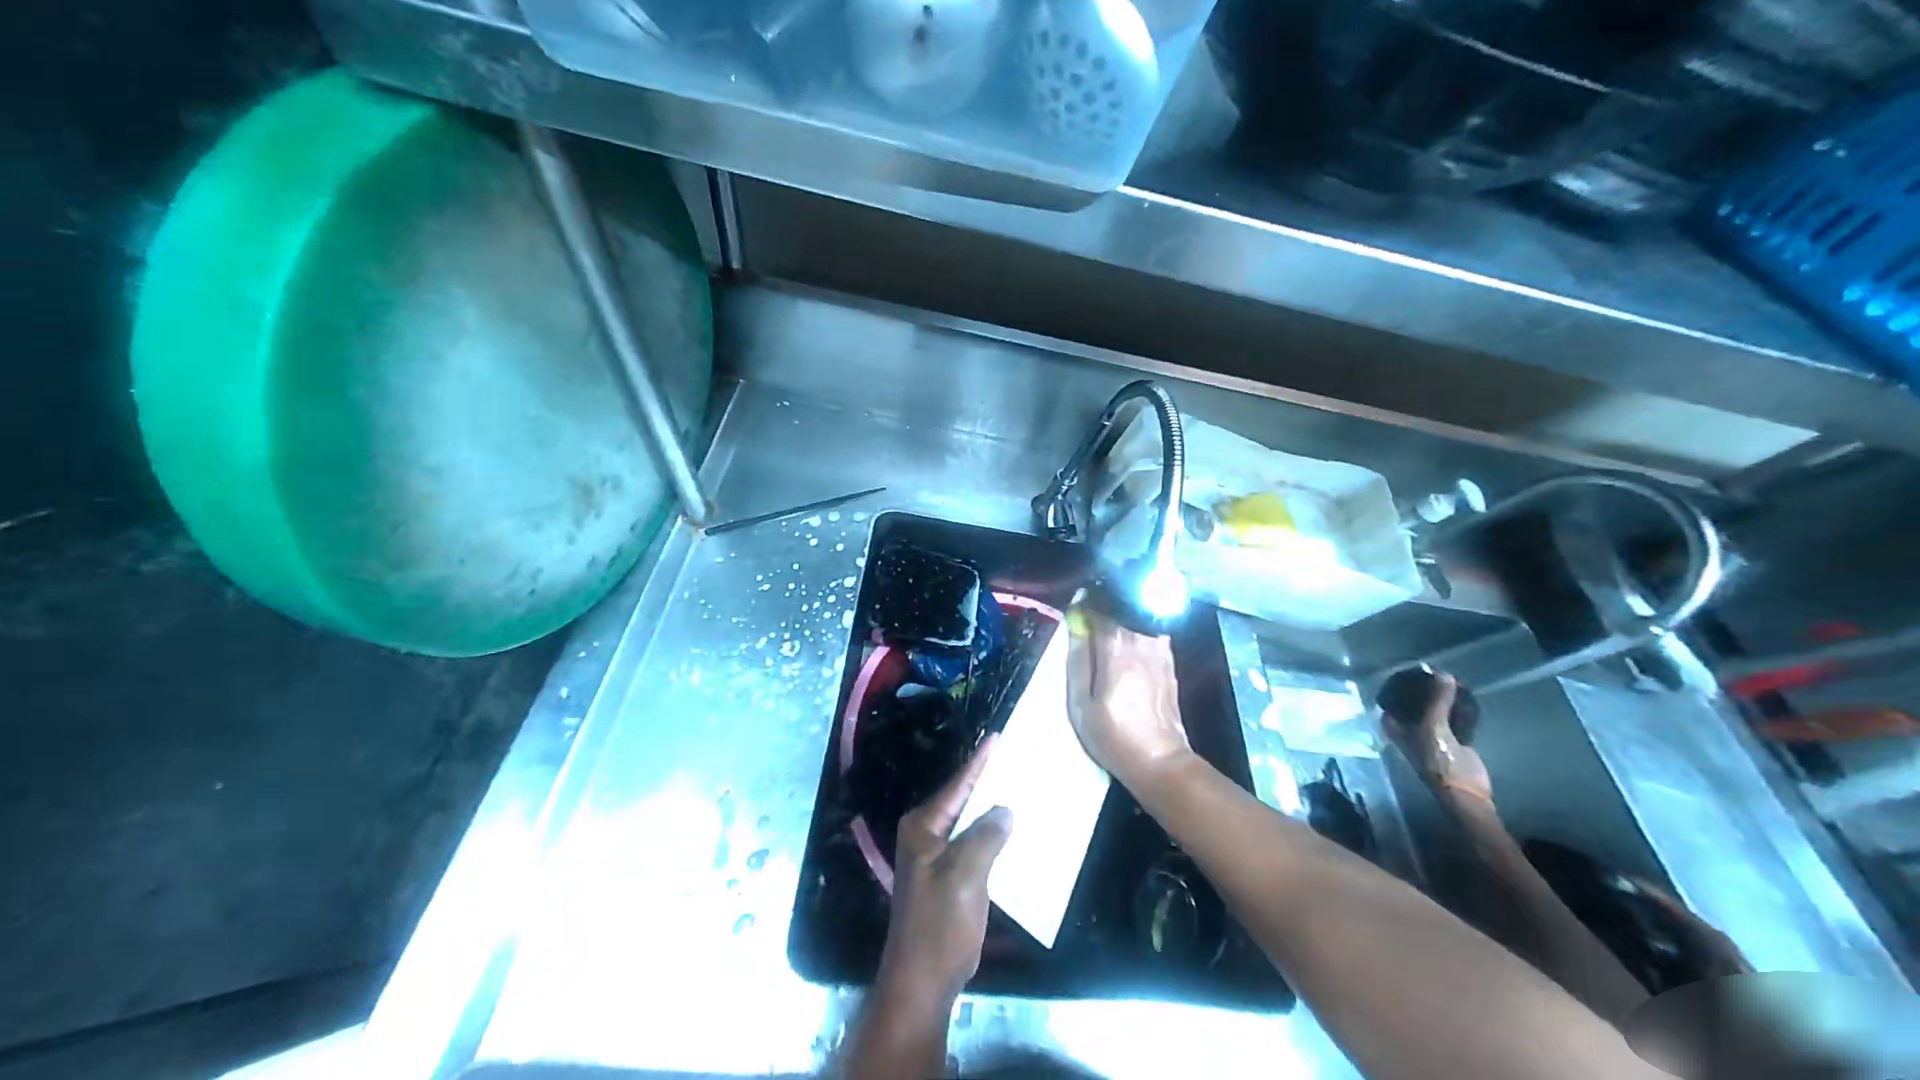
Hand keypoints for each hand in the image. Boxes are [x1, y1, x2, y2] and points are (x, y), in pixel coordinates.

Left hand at [878, 737, 1013, 1004]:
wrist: (921, 980)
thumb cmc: (940, 925)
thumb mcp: (966, 875)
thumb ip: (986, 836)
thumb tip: (1004, 809)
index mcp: (923, 827)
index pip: (957, 785)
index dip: (979, 762)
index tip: (998, 738)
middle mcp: (924, 836)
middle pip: (960, 800)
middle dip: (986, 782)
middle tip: (1015, 761)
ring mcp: (933, 858)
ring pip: (967, 823)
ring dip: (990, 811)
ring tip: (1019, 791)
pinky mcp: (944, 879)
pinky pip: (970, 845)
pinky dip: (990, 837)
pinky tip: (1011, 835)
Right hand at [1065, 604, 1192, 791]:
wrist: (1159, 762)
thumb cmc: (1112, 736)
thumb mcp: (1081, 702)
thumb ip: (1077, 658)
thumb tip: (1075, 620)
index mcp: (1117, 649)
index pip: (1102, 607)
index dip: (1087, 603)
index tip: (1075, 610)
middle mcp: (1142, 643)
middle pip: (1123, 608)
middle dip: (1105, 608)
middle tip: (1088, 621)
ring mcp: (1160, 651)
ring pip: (1139, 618)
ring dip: (1122, 617)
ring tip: (1107, 634)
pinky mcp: (1170, 662)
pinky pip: (1152, 632)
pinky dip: (1138, 630)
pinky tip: (1127, 647)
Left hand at [1383, 672, 1493, 807]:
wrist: (1467, 792)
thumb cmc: (1438, 761)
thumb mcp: (1433, 728)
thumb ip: (1437, 701)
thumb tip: (1443, 674)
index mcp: (1394, 724)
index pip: (1392, 696)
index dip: (1402, 682)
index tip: (1416, 667)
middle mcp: (1407, 726)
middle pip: (1413, 700)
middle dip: (1425, 687)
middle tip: (1438, 670)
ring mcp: (1428, 731)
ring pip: (1433, 707)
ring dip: (1441, 695)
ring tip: (1452, 678)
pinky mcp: (1450, 737)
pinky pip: (1450, 715)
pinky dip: (1456, 706)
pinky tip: (1464, 694)